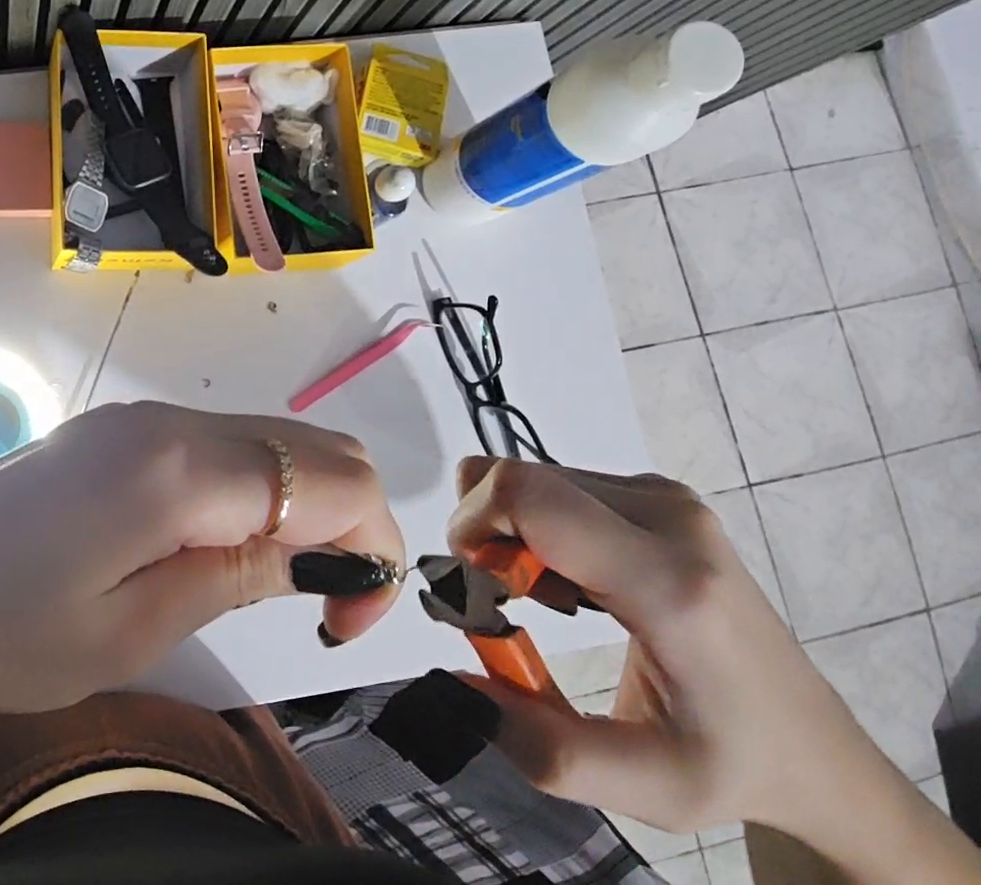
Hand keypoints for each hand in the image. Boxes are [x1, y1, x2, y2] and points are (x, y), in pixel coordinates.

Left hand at [0, 401, 405, 712]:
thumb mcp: (127, 633)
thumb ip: (236, 576)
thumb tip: (325, 551)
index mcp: (180, 469)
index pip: (336, 480)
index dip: (373, 550)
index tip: (344, 622)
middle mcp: (167, 421)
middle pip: (310, 447)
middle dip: (345, 523)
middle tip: (314, 605)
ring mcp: (133, 420)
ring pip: (265, 442)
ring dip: (296, 507)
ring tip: (259, 586)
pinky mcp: (108, 432)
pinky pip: (213, 447)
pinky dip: (247, 493)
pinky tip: (208, 550)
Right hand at [446, 457, 898, 837]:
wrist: (813, 747)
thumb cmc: (730, 764)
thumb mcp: (636, 784)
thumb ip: (533, 743)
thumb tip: (448, 684)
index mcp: (669, 585)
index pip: (528, 496)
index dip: (471, 528)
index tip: (477, 588)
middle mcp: (670, 520)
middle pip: (516, 479)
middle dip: (482, 537)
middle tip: (505, 601)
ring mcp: (667, 501)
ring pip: (527, 481)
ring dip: (507, 536)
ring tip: (544, 599)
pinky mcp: (657, 497)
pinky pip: (552, 487)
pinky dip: (533, 529)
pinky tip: (568, 585)